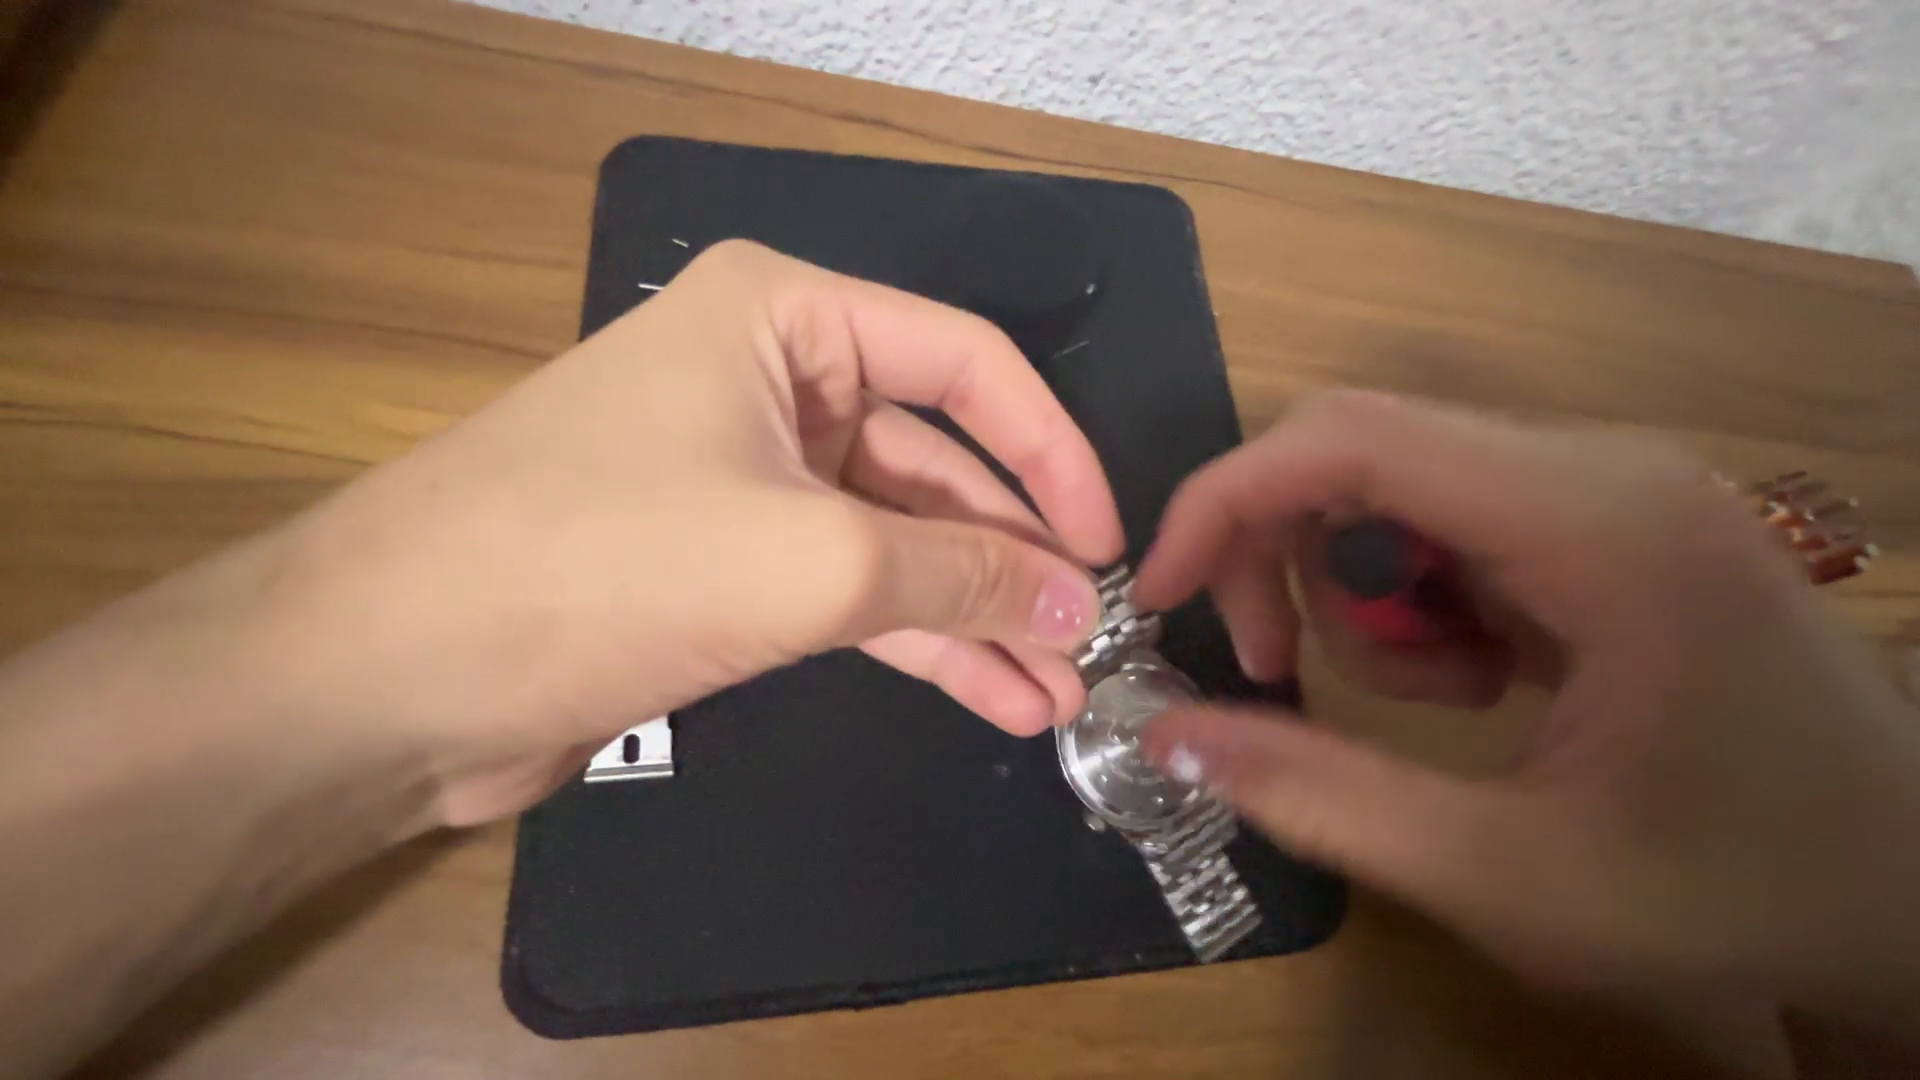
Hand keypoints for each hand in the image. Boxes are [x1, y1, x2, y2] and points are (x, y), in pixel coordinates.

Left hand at [270, 241, 1122, 824]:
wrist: (386, 681)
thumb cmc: (602, 567)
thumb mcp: (812, 560)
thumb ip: (957, 573)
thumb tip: (1076, 600)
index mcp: (787, 322)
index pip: (967, 367)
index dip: (1051, 454)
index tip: (1106, 542)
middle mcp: (776, 384)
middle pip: (938, 465)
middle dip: (1014, 560)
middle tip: (1088, 641)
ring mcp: (756, 480)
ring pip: (902, 542)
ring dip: (978, 616)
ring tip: (1056, 690)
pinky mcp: (735, 566)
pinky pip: (856, 593)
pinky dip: (922, 643)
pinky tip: (993, 695)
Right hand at [1133, 391, 1919, 1024]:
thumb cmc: (1736, 889)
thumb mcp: (1507, 874)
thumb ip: (1320, 797)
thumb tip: (1164, 734)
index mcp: (1592, 524)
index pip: (1348, 442)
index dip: (1224, 502)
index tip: (1161, 593)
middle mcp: (1589, 468)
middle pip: (1349, 452)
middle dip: (1273, 555)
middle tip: (1268, 666)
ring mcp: (1588, 485)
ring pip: (1376, 490)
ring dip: (1347, 593)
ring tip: (1426, 696)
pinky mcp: (1579, 516)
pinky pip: (1424, 524)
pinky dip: (1402, 602)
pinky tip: (1474, 674)